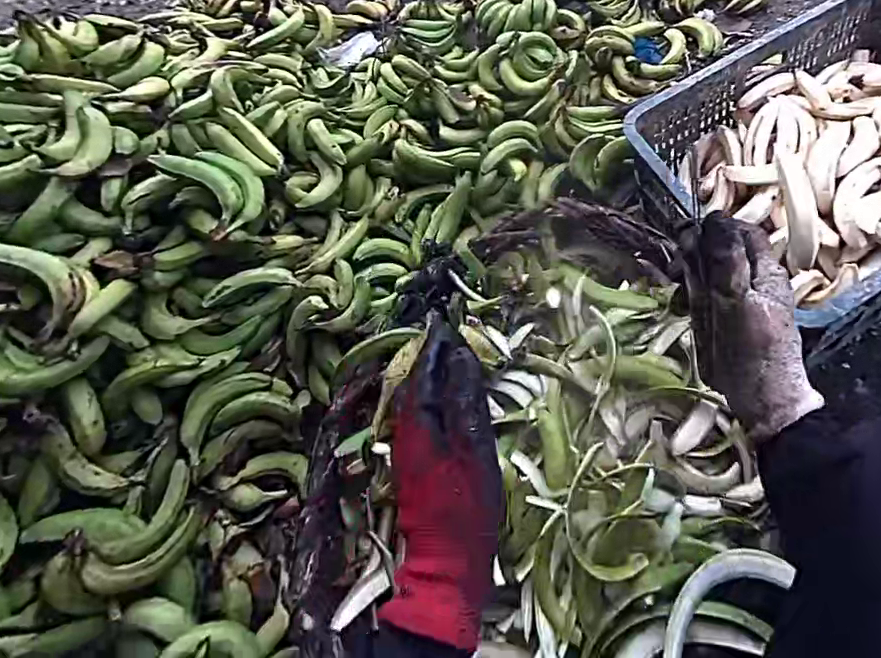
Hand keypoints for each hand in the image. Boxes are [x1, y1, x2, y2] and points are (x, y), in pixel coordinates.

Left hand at [380, 313, 502, 650]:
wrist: (444, 563)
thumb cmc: (465, 505)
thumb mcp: (475, 448)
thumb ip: (465, 399)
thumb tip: (460, 356)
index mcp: (419, 422)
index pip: (425, 370)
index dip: (435, 343)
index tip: (443, 317)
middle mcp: (405, 429)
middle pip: (415, 379)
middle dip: (430, 352)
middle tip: (447, 327)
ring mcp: (406, 445)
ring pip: (415, 395)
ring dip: (430, 370)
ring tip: (447, 350)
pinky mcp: (413, 458)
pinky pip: (419, 410)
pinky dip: (431, 390)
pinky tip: (444, 389)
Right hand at [679, 213, 823, 442]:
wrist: (761, 403)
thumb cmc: (754, 350)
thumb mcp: (736, 299)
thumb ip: (726, 259)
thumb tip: (715, 220)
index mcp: (767, 271)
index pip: (743, 232)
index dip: (717, 227)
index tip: (690, 233)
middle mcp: (755, 280)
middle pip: (725, 248)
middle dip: (698, 247)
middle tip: (677, 259)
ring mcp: (740, 299)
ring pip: (712, 268)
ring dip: (690, 266)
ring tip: (674, 276)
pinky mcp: (726, 317)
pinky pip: (705, 290)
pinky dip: (690, 287)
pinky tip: (678, 295)